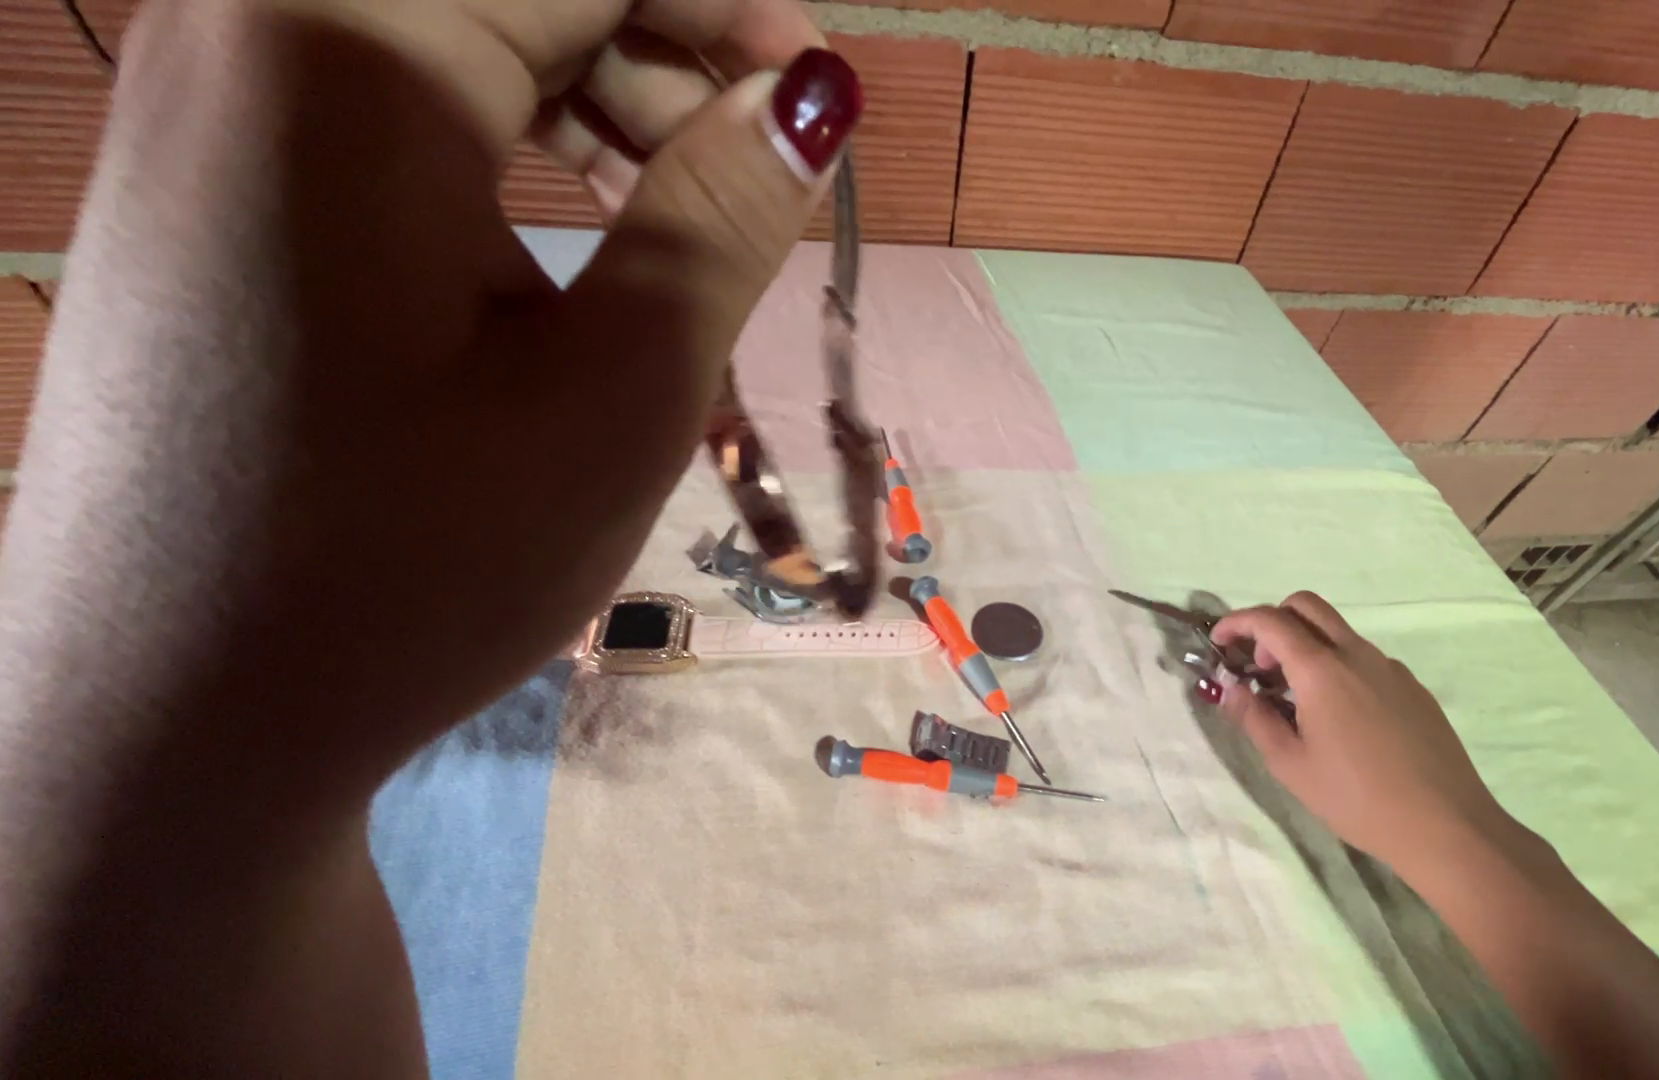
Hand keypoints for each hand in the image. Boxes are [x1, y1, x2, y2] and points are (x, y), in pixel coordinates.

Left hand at [9, 0, 857, 795]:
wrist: (193, 722)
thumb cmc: (431, 557)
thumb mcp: (623, 383)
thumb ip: (723, 214)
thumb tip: (816, 97)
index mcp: (344, 45)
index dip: (726, 6)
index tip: (827, 94)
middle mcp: (252, 36)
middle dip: (670, 54)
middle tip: (769, 171)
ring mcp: (223, 122)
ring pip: (467, 48)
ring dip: (607, 108)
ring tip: (696, 220)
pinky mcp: (232, 205)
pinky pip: (412, 121)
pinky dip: (528, 155)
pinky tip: (590, 245)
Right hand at [1210, 593, 1524, 873]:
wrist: (1447, 826)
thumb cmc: (1356, 797)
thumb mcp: (1289, 764)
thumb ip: (1253, 717)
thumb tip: (1230, 688)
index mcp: (1321, 669)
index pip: (1269, 620)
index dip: (1236, 623)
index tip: (1219, 643)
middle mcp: (1356, 655)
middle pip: (1306, 606)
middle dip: (1272, 622)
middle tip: (1259, 666)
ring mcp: (1390, 668)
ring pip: (1336, 632)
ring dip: (1304, 646)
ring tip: (1294, 700)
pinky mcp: (1412, 688)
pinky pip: (1363, 659)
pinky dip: (1335, 667)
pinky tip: (1338, 718)